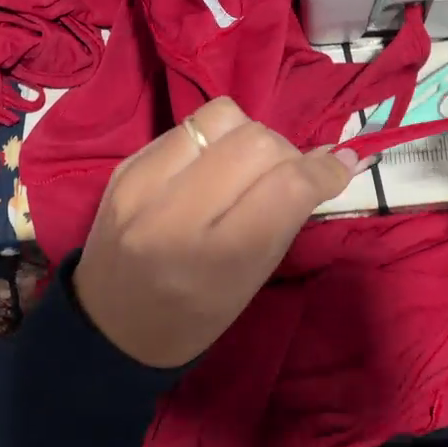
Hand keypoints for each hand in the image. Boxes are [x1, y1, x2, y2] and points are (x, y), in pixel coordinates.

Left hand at [72, 97, 359, 366]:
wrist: (108, 329)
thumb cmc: (195, 316)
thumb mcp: (252, 277)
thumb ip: (290, 213)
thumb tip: (338, 157)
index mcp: (215, 259)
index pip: (287, 187)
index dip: (324, 170)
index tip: (339, 168)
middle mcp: (174, 216)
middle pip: (258, 142)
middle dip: (288, 153)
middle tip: (285, 176)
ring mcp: (141, 185)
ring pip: (222, 117)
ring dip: (250, 135)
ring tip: (245, 165)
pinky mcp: (124, 165)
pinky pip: (189, 125)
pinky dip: (215, 139)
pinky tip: (208, 167)